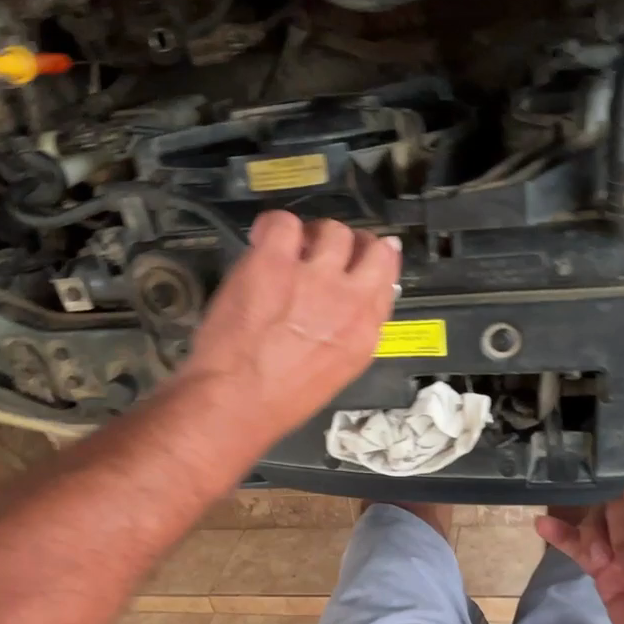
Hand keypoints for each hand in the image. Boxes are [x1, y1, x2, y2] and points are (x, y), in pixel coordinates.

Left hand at [183, 211, 400, 434]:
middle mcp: (349, 300)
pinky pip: (284, 222)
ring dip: (314, 234)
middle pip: (368, 247)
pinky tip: (264, 241)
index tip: (360, 258)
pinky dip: (274, 226)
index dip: (374, 260)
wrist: (236, 402)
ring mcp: (314, 277)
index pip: (387, 275)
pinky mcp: (274, 262)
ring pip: (332, 230)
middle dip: (350, 244)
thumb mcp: (336, 370)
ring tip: (293, 248)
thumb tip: (348, 305)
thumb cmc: (279, 399)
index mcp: (365, 332)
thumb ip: (349, 332)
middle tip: (325, 251)